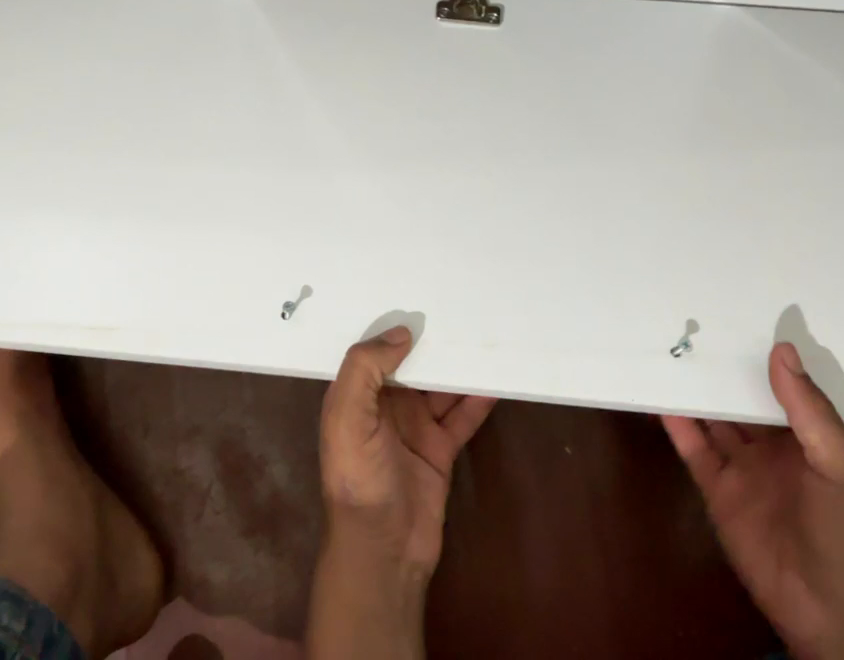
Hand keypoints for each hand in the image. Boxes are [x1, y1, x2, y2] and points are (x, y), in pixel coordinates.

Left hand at [317, 325, 496, 570]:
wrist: (384, 548)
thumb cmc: (358, 479)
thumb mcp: (347, 418)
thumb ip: (364, 369)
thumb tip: (402, 333)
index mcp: (354, 396)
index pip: (372, 352)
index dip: (391, 327)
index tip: (416, 294)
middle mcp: (383, 407)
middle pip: (411, 366)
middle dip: (432, 342)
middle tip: (461, 307)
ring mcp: (413, 428)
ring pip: (440, 388)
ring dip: (458, 367)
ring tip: (484, 335)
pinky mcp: (440, 449)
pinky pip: (461, 416)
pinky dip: (478, 399)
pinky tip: (496, 379)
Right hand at [663, 344, 843, 659]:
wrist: (841, 617)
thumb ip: (809, 411)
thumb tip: (781, 350)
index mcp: (818, 442)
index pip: (788, 391)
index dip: (767, 361)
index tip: (742, 319)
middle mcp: (780, 452)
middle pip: (746, 403)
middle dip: (725, 371)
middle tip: (695, 327)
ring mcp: (747, 472)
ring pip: (717, 421)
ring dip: (697, 392)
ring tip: (671, 352)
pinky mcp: (718, 492)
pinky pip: (695, 450)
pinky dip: (678, 425)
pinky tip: (661, 397)